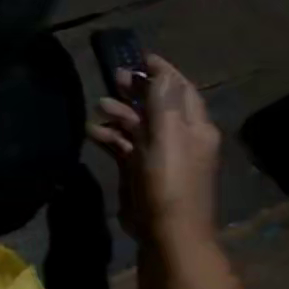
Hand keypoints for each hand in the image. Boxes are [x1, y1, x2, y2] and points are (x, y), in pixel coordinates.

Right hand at [87, 55, 220, 243]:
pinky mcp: (141, 172)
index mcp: (195, 127)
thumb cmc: (170, 182)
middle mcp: (180, 138)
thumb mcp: (168, 136)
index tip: (142, 56)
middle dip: (138, 89)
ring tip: (98, 105)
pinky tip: (93, 133)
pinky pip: (125, 146)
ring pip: (139, 125)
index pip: (181, 90)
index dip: (163, 72)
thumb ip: (164, 103)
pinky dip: (110, 137)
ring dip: (120, 113)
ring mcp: (160, 156)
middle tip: (114, 76)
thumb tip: (161, 73)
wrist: (167, 232)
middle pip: (158, 105)